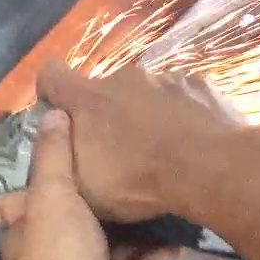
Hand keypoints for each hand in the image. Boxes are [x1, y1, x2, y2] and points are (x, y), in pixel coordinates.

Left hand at [0, 108, 155, 259]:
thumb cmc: (60, 252)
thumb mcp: (51, 194)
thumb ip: (53, 156)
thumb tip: (50, 114)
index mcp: (27, 232)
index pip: (37, 199)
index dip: (57, 177)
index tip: (88, 152)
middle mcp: (52, 255)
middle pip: (81, 220)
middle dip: (107, 200)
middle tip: (139, 166)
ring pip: (114, 242)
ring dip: (137, 225)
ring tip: (165, 191)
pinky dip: (157, 252)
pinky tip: (180, 229)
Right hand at [36, 63, 259, 222]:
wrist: (210, 169)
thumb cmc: (135, 180)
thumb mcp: (81, 185)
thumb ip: (62, 157)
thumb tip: (56, 138)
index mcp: (87, 99)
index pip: (51, 75)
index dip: (48, 90)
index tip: (55, 112)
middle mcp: (123, 78)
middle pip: (102, 91)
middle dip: (104, 116)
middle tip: (115, 153)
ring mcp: (165, 78)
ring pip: (143, 95)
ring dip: (142, 117)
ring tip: (157, 152)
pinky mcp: (199, 85)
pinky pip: (178, 99)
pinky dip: (177, 117)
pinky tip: (187, 145)